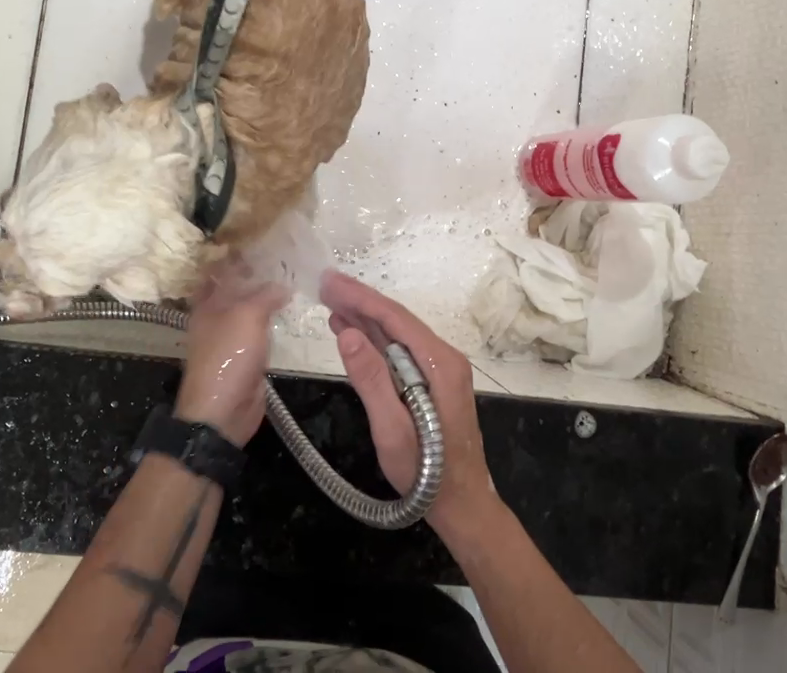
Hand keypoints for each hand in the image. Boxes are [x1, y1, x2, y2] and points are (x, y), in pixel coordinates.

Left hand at [175, 258, 286, 447]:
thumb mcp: (247, 316)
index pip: (221, 268)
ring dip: (269, 297)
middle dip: (259, 274)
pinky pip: (261, 332)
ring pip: (251, 309)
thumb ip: (265, 295)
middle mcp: (216, 316)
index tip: (265, 239)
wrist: (222, 412)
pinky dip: (274, 321)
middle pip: (238, 288)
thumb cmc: (227, 356)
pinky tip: (292, 313)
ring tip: (296, 280)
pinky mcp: (246, 357)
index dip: (238, 253)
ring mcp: (231, 338)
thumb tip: (283, 285)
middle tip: (290, 258)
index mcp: (207, 302)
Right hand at [320, 271, 499, 538]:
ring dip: (363, 317)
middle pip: (396, 320)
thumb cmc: (427, 474)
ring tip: (330, 302)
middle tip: (323, 284)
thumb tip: (348, 333)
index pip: (395, 318)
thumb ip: (371, 381)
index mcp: (439, 364)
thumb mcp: (393, 430)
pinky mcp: (433, 383)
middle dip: (359, 300)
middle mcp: (443, 359)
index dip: (360, 297)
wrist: (462, 506)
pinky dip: (373, 338)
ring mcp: (439, 370)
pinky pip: (399, 351)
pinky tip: (351, 332)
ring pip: (397, 334)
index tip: (330, 281)